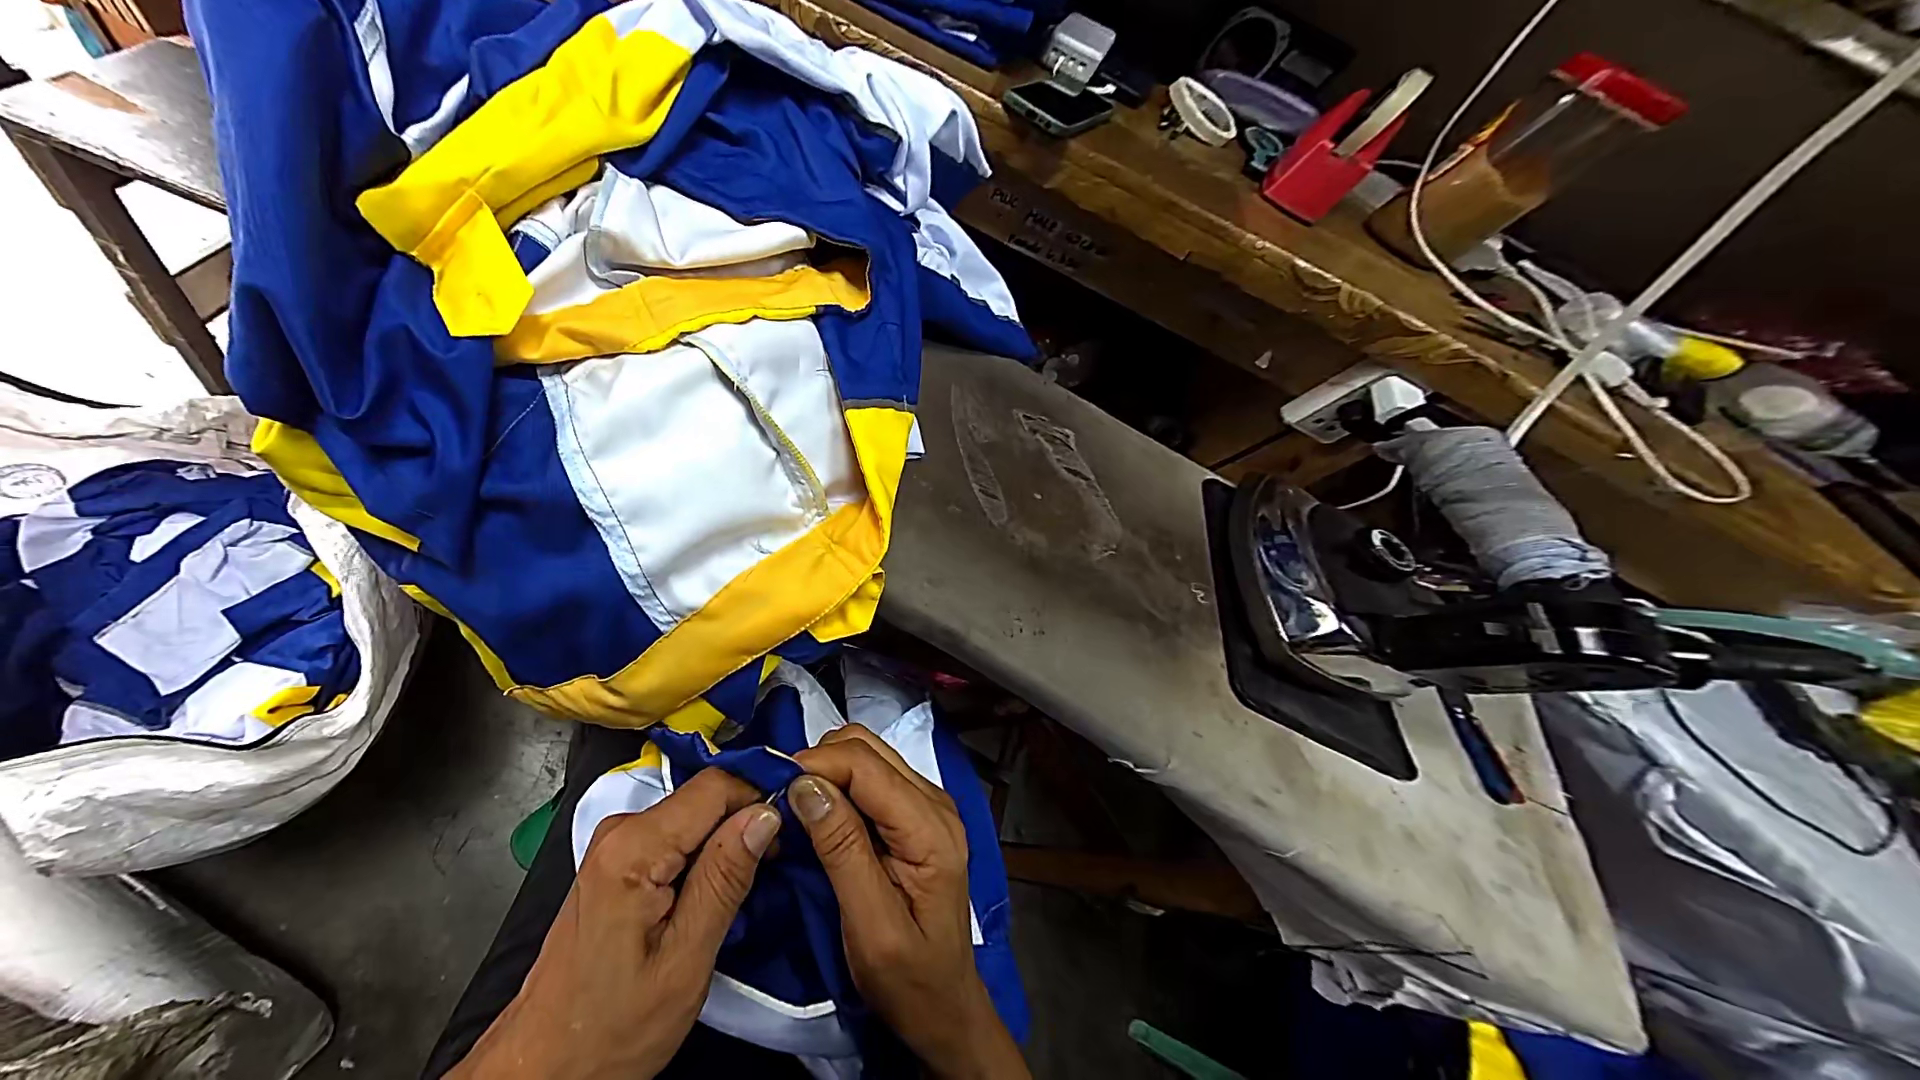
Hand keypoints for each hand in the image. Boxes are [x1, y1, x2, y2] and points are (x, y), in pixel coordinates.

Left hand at [451, 769, 782, 1079]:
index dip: (760, 796)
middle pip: (705, 796)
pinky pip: (677, 834)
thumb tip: (767, 814)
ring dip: (729, 837)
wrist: (544, 1068)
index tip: (791, 825)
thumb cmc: (611, 1028)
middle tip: (776, 859)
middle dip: (747, 818)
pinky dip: (706, 850)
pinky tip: (720, 884)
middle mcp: (620, 832)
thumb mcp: (685, 959)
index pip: (716, 785)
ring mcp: (616, 844)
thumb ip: (726, 877)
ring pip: (695, 814)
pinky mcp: (618, 860)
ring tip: (753, 876)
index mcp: (634, 848)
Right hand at [790, 726, 1028, 1079]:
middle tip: (779, 799)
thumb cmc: (909, 980)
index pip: (866, 765)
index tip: (771, 787)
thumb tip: (805, 785)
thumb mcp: (870, 927)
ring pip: (868, 755)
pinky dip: (839, 783)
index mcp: (930, 827)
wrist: (945, 1006)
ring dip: (826, 770)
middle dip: (818, 763)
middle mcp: (934, 802)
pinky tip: (818, 813)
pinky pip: (872, 776)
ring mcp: (928, 804)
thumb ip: (842, 850)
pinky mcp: (915, 813)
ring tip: (794, 806)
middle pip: (868, 748)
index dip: (815, 765)